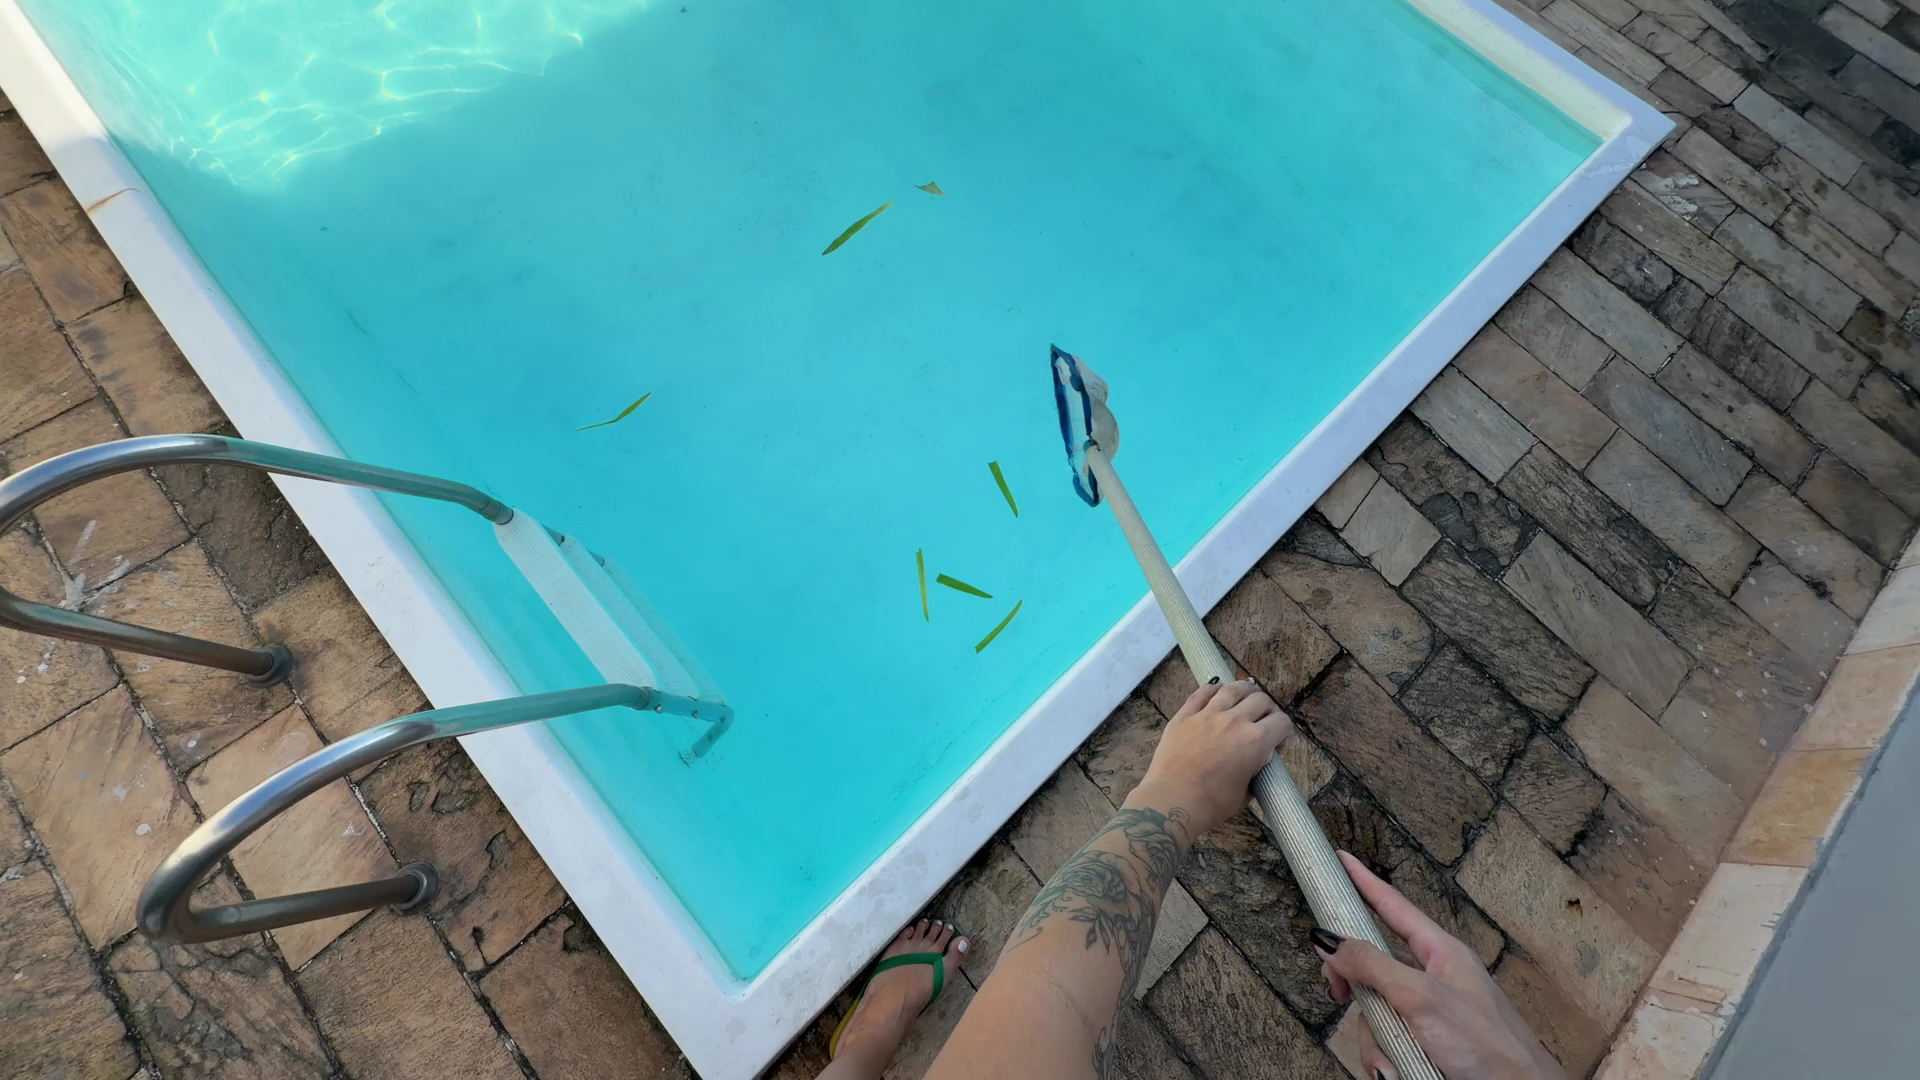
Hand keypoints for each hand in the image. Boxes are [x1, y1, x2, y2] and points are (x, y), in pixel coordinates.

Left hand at [1130, 679, 1291, 834]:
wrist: (1174, 797)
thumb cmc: (1213, 802)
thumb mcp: (1247, 792)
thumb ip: (1255, 770)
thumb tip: (1254, 762)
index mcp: (1255, 741)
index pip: (1282, 722)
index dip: (1283, 732)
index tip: (1275, 743)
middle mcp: (1234, 720)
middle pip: (1260, 699)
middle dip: (1267, 710)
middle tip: (1261, 721)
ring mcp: (1207, 713)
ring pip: (1232, 689)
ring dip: (1243, 691)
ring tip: (1244, 698)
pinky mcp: (1185, 714)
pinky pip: (1202, 692)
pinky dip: (1213, 689)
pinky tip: (1216, 693)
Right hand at [1317, 852, 1565, 1079]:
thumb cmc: (1488, 1048)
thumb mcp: (1421, 998)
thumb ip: (1371, 964)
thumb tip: (1328, 942)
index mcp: (1439, 951)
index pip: (1392, 904)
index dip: (1363, 880)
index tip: (1340, 858)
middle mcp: (1432, 978)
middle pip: (1372, 963)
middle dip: (1353, 983)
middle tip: (1336, 992)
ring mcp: (1430, 1014)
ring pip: (1375, 1006)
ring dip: (1374, 1036)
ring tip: (1390, 1060)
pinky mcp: (1428, 1044)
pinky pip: (1388, 1037)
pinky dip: (1385, 1056)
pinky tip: (1395, 1070)